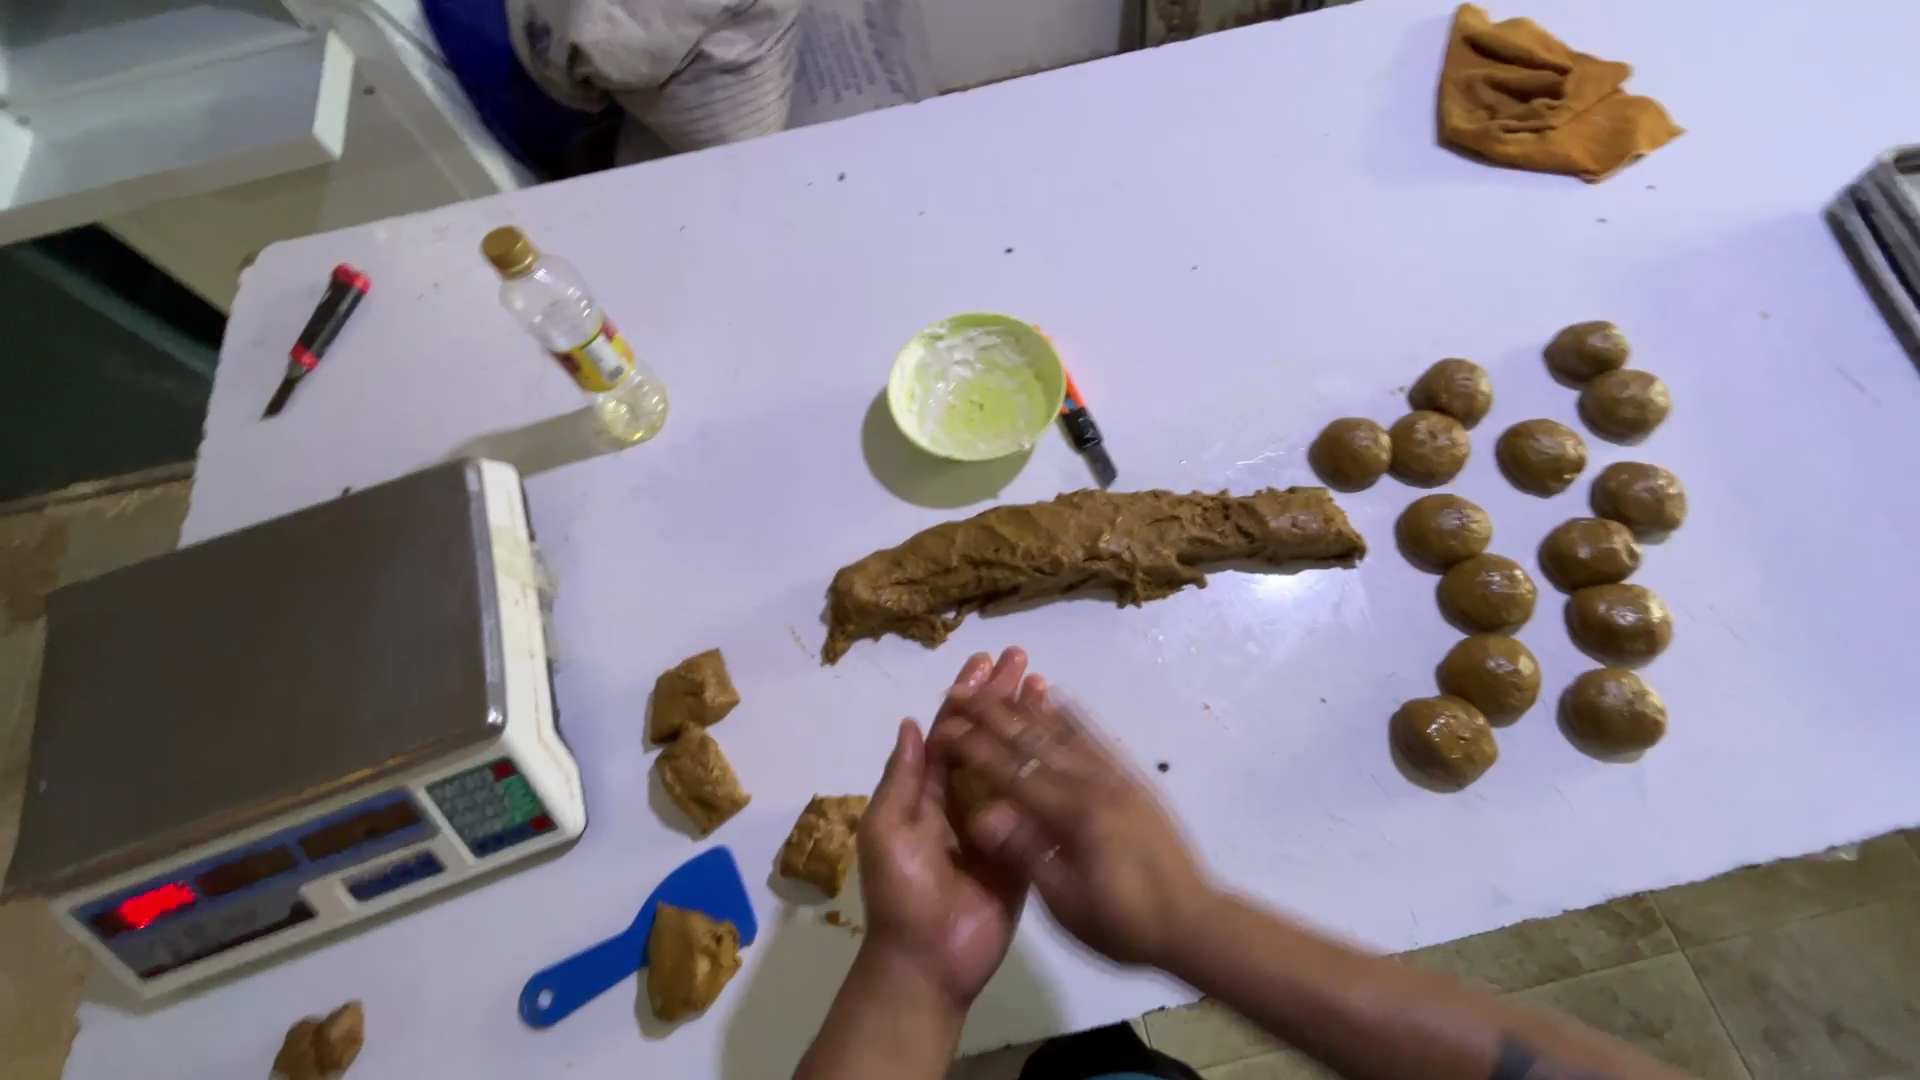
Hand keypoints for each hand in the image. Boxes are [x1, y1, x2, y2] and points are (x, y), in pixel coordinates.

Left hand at [856, 650, 1033, 1009]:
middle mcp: (959, 797)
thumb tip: (911, 721)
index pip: (949, 730)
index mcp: (926, 791)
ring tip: (1045, 685)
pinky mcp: (1021, 846)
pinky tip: (1063, 744)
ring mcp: (994, 820)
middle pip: (983, 736)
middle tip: (1021, 658)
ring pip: (1011, 761)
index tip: (984, 661)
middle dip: (999, 696)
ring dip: (1025, 722)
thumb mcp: (888, 830)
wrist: (929, 961)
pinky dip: (1045, 771)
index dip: (966, 695)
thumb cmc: (902, 892)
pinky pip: (1032, 803)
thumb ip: (903, 777)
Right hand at [932, 666, 1214, 968]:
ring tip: (998, 682)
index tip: (944, 726)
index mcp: (1072, 814)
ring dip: (1026, 705)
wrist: (1196, 922)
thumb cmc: (1124, 923)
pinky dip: (1069, 713)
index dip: (974, 747)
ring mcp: (1115, 776)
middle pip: (1033, 739)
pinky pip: (1095, 736)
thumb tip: (980, 815)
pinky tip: (1055, 697)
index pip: (1011, 771)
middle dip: (992, 714)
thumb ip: (1026, 853)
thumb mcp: (1068, 903)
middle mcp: (1092, 782)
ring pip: (1062, 729)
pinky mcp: (1131, 778)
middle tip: (961, 691)